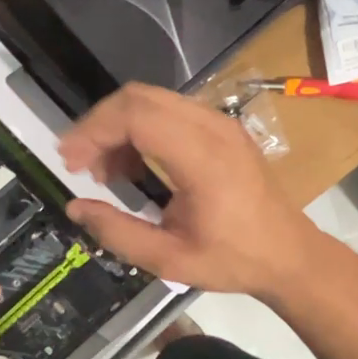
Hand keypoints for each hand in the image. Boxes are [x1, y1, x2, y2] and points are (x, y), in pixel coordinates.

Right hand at [59, 83, 319, 298]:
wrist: (288, 254)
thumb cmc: (232, 260)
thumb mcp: (168, 260)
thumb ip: (118, 233)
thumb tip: (76, 207)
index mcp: (203, 159)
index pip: (136, 116)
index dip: (93, 132)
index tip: (69, 162)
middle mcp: (213, 128)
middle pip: (139, 98)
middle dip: (98, 125)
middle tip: (77, 164)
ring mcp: (220, 123)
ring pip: (151, 100)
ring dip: (117, 127)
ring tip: (102, 172)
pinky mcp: (221, 128)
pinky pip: (168, 111)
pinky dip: (139, 129)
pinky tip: (130, 166)